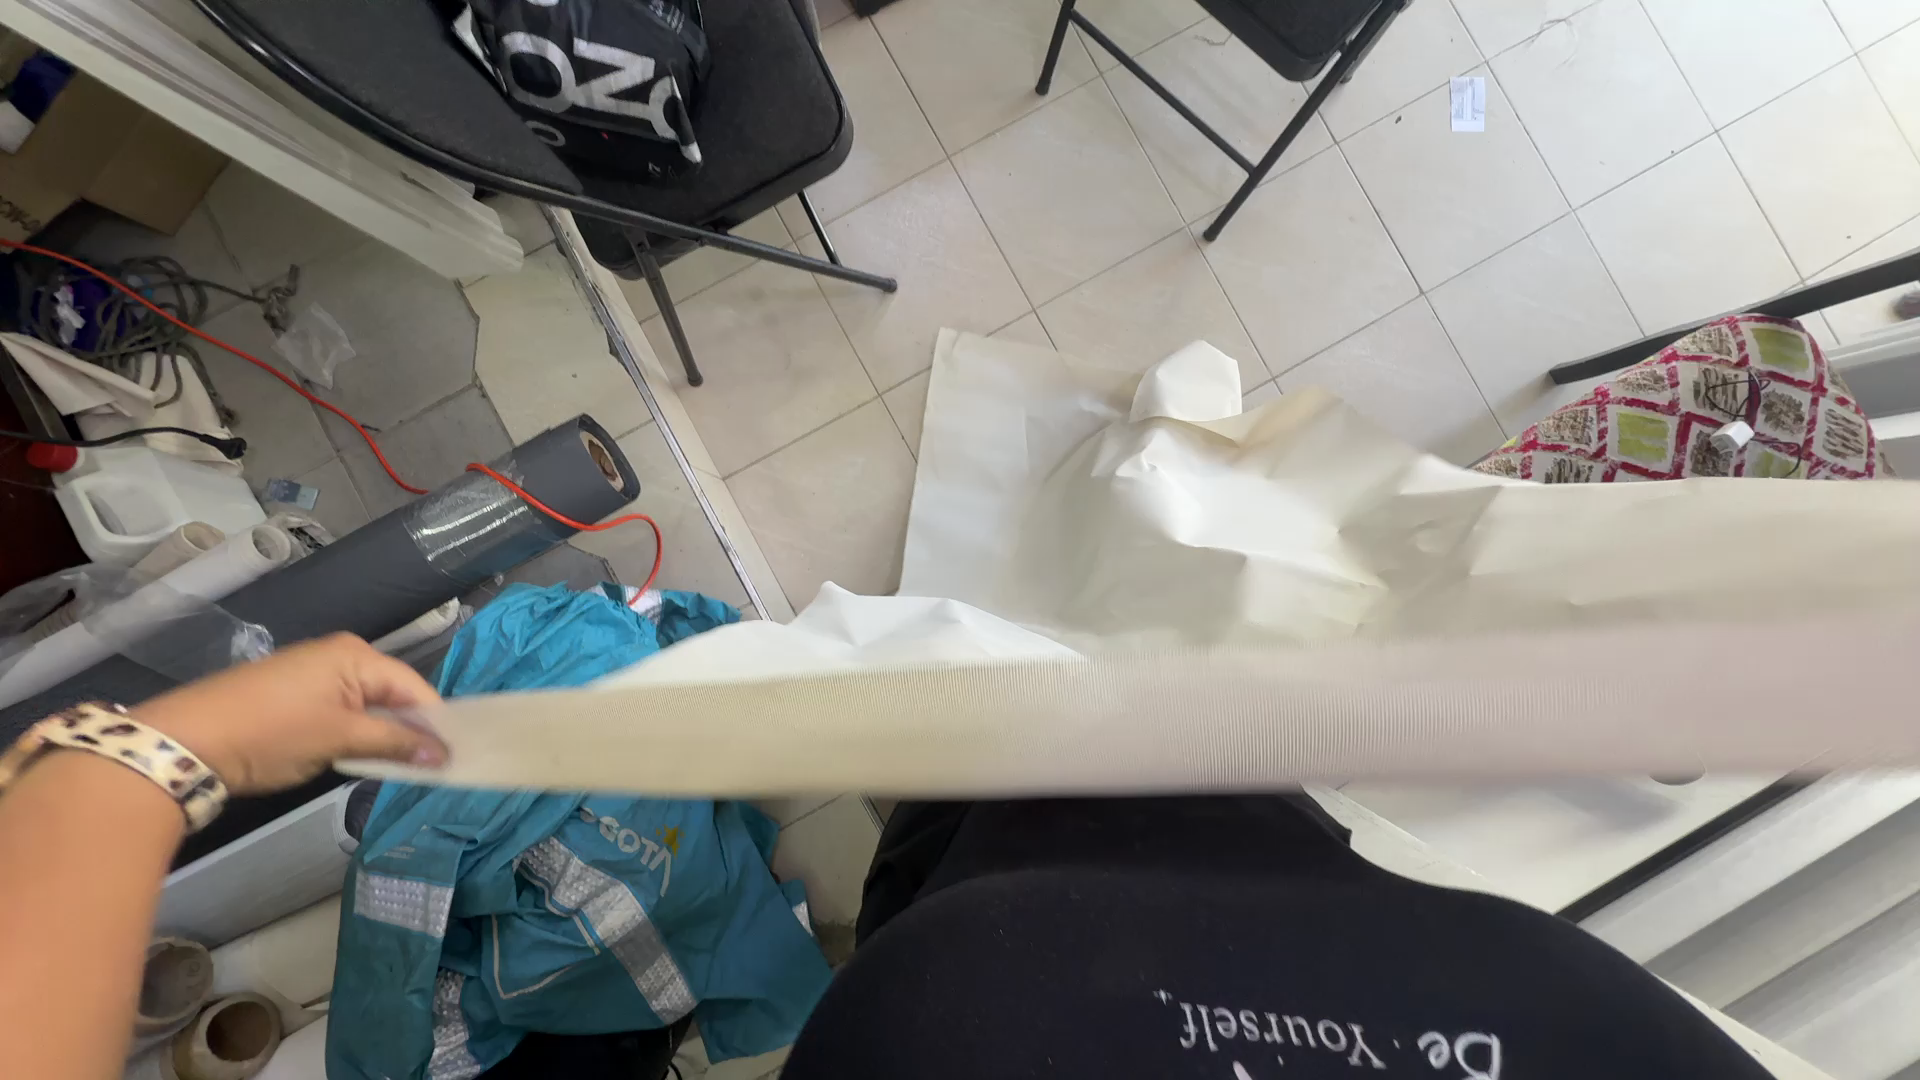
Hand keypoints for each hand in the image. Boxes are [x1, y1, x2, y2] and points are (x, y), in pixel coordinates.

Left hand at [132, 633, 447, 794]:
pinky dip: (355, 730)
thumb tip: (445, 756)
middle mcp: (342, 655)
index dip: (435, 723)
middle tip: (428, 763)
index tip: (451, 755)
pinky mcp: (293, 693)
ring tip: (397, 762)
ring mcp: (315, 673)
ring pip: (369, 704)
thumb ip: (397, 744)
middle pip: (394, 694)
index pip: (415, 689)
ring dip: (382, 732)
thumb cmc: (271, 733)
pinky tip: (359, 752)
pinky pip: (344, 708)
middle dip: (409, 728)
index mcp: (358, 655)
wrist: (175, 745)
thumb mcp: (341, 739)